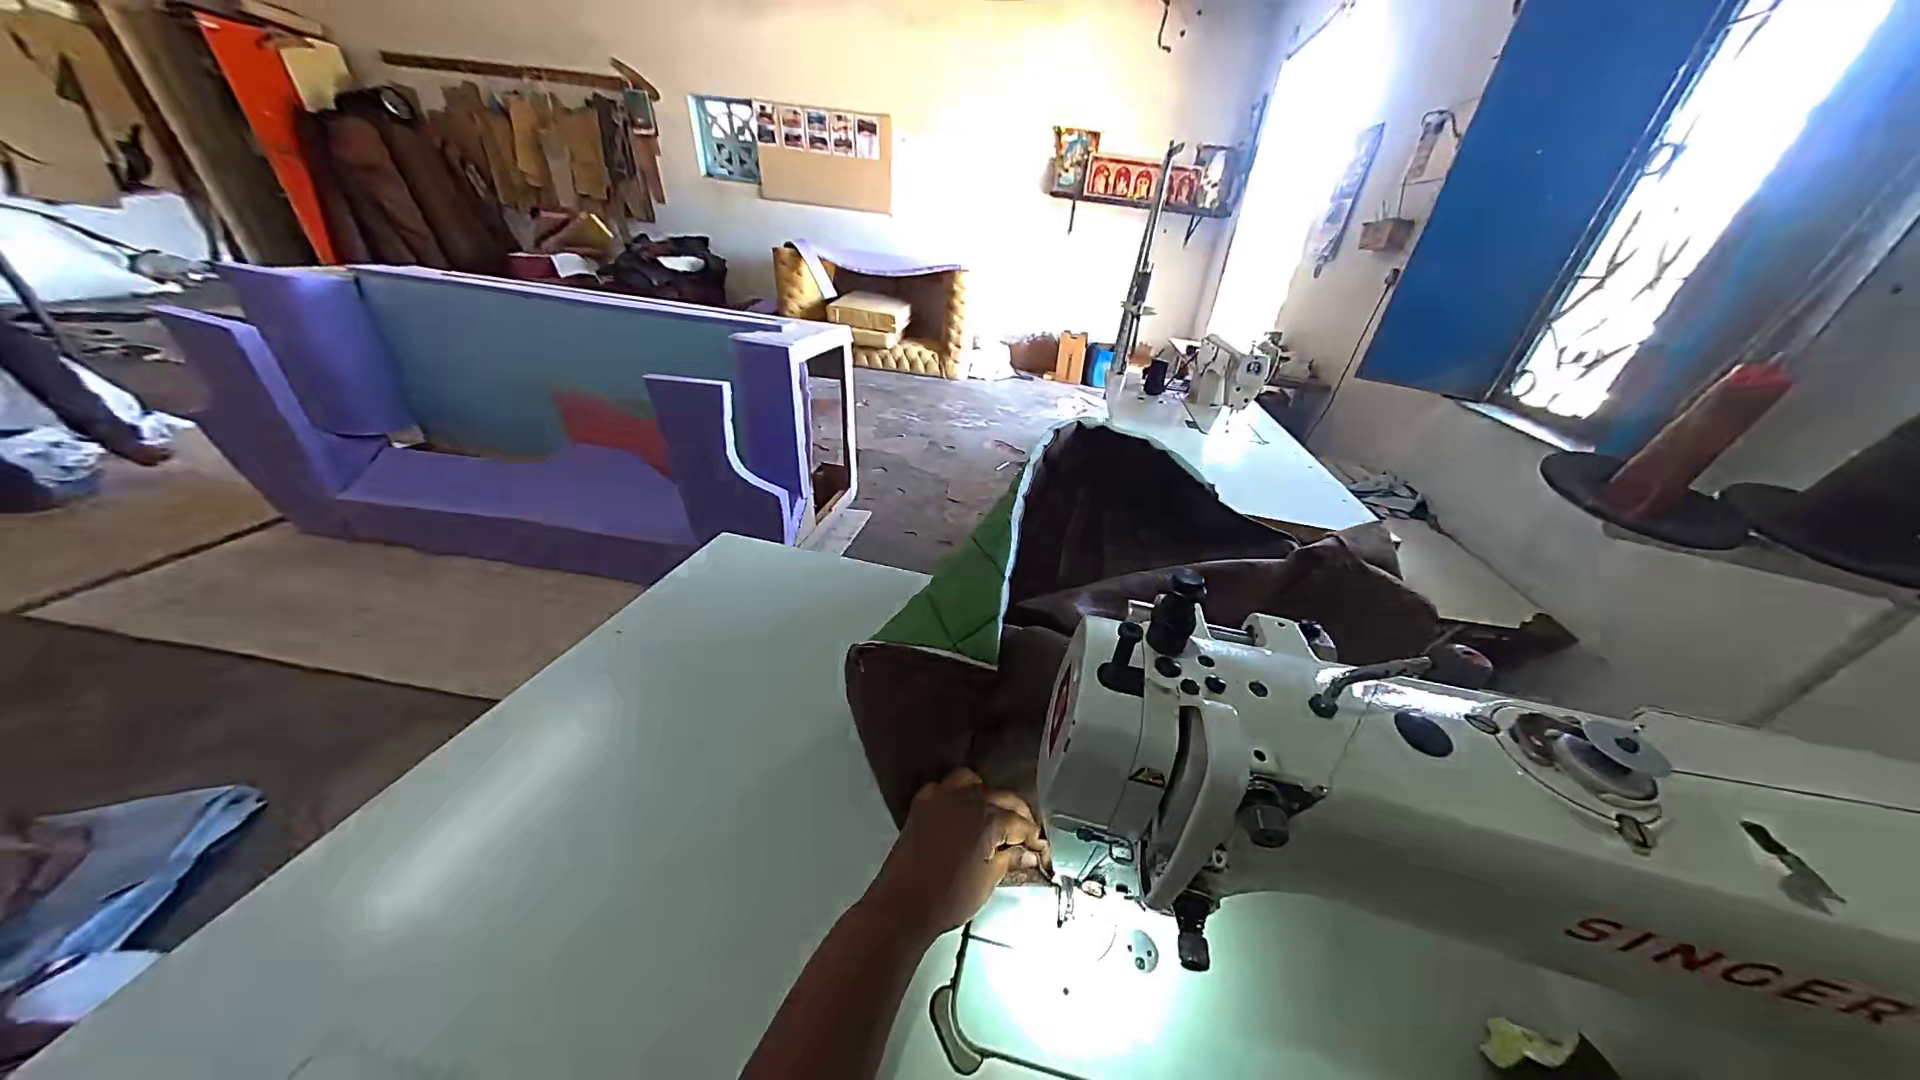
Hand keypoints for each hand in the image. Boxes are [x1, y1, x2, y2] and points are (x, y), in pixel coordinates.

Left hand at [860, 768, 1049, 943]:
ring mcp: (942, 797)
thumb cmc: (948, 898)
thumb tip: (1028, 854)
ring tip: (993, 815)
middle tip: (1024, 834)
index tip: (1039, 846)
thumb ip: (1009, 860)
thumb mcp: (987, 881)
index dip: (1033, 835)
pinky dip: (957, 793)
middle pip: (1002, 797)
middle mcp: (967, 800)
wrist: (903, 904)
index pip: (1020, 822)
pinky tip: (961, 811)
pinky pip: (945, 786)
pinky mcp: (923, 802)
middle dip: (1018, 814)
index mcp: (988, 820)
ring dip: (987, 795)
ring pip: (974, 782)